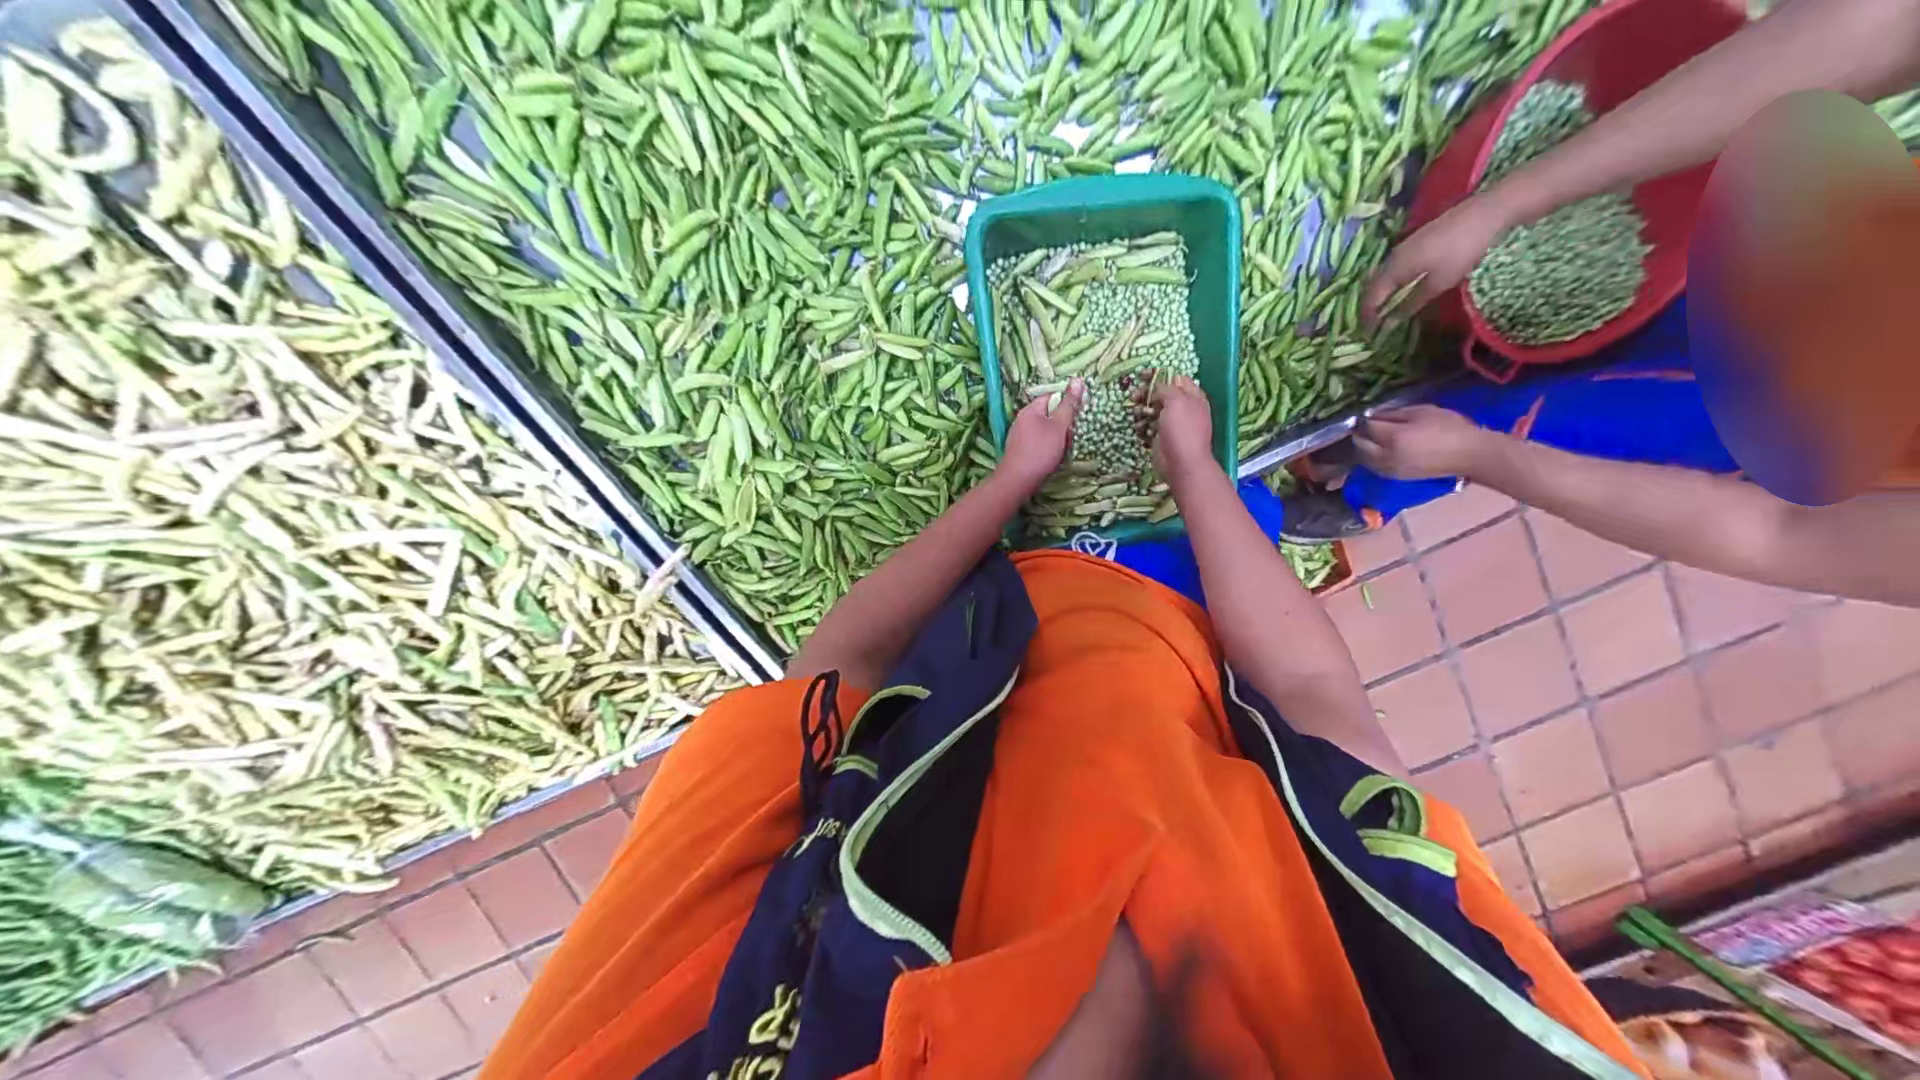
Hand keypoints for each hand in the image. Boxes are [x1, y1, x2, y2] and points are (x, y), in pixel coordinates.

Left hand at [998, 378, 1084, 490]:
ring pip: (1045, 429)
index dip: (1067, 402)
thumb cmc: (1040, 451)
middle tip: (1073, 433)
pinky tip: (1053, 457)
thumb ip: (1069, 405)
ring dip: (1057, 436)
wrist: (1017, 481)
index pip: (1052, 396)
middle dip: (1063, 422)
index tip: (1079, 413)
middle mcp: (1022, 419)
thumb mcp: (1059, 426)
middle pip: (1049, 413)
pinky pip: (1038, 442)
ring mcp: (1019, 435)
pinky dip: (1048, 447)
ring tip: (1065, 447)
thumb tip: (1078, 380)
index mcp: (1030, 409)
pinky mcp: (1020, 449)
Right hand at [1141, 374, 1214, 483]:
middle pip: (1161, 393)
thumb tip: (1156, 387)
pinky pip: (1148, 426)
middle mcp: (1182, 408)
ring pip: (1152, 410)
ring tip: (1137, 415)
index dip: (1159, 375)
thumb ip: (1166, 388)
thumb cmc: (1182, 430)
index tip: (1141, 376)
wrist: (1181, 463)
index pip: (1175, 378)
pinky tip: (1141, 429)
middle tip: (1135, 397)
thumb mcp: (1176, 401)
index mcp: (1191, 396)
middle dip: (1146, 394)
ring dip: (1142, 411)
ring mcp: (1171, 423)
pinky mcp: (1160, 436)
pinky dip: (1142, 426)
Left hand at [1352, 405, 1497, 479]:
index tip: (1367, 415)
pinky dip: (1370, 458)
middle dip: (1360, 434)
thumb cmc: (1449, 428)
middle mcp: (1386, 455)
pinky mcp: (1396, 476)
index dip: (1366, 420)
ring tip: (1369, 438)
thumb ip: (1396, 414)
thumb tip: (1375, 415)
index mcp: (1393, 437)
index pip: (1369, 427)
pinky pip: (1374, 467)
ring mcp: (1389, 468)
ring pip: (1364, 458)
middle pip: (1361, 444)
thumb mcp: (1423, 412)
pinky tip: (1377, 451)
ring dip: (1363, 448)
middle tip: (1364, 427)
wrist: (1468, 454)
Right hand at [1361, 194, 1511, 328]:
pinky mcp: (1414, 242)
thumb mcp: (1439, 283)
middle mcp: (1391, 259)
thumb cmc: (1461, 251)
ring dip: (1381, 294)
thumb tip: (1391, 321)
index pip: (1370, 299)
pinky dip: (1391, 282)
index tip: (1369, 334)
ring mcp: (1402, 248)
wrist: (1486, 212)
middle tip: (1375, 324)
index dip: (1367, 318)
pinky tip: (1400, 288)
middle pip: (1373, 287)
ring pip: (1382, 277)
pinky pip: (1393, 268)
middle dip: (1371, 307)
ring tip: (1386, 309)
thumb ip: (1412, 303)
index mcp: (1393, 270)